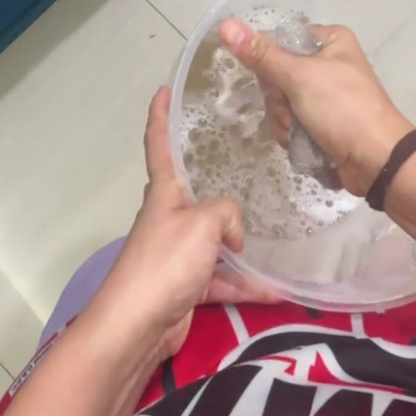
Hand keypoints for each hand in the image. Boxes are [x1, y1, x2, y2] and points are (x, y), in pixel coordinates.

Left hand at [78, 88, 277, 387]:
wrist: (137, 325)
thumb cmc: (165, 262)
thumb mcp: (203, 224)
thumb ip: (227, 213)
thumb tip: (234, 233)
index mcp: (164, 193)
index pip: (159, 143)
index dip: (160, 114)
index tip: (164, 89)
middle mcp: (168, 217)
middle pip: (193, 192)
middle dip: (215, 180)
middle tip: (246, 164)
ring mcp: (176, 253)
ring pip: (213, 240)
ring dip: (241, 245)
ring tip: (279, 239)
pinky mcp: (185, 286)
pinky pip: (221, 279)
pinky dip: (244, 285)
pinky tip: (276, 291)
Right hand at [219, 19, 413, 195]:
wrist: (377, 162)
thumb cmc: (343, 109)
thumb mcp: (299, 76)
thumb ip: (261, 54)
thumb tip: (225, 24)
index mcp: (330, 41)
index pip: (279, 41)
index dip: (270, 63)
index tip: (275, 80)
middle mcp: (328, 63)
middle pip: (276, 76)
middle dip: (279, 101)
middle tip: (293, 110)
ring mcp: (325, 95)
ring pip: (280, 102)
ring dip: (284, 121)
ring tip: (302, 132)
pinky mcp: (323, 122)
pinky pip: (290, 122)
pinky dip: (292, 134)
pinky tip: (303, 144)